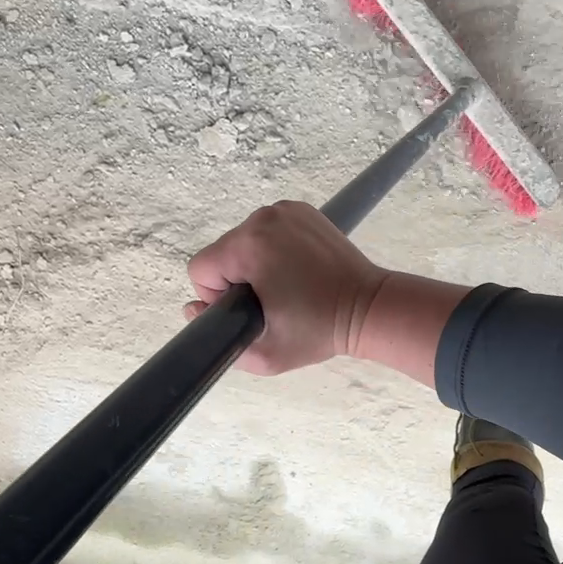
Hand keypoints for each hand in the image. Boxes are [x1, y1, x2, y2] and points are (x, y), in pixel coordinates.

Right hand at [185, 201, 387, 375]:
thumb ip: (218, 336)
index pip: (201, 268)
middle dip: (239, 279)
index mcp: (249, 245)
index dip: (217, 297)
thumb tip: (193, 309)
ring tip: (290, 288)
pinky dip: (277, 250)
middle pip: (224, 252)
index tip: (251, 310)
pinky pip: (271, 231)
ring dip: (257, 264)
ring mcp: (287, 210)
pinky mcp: (305, 211)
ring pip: (246, 241)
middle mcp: (264, 218)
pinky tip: (299, 271)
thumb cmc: (320, 330)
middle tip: (275, 303)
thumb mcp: (265, 353)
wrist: (369, 309)